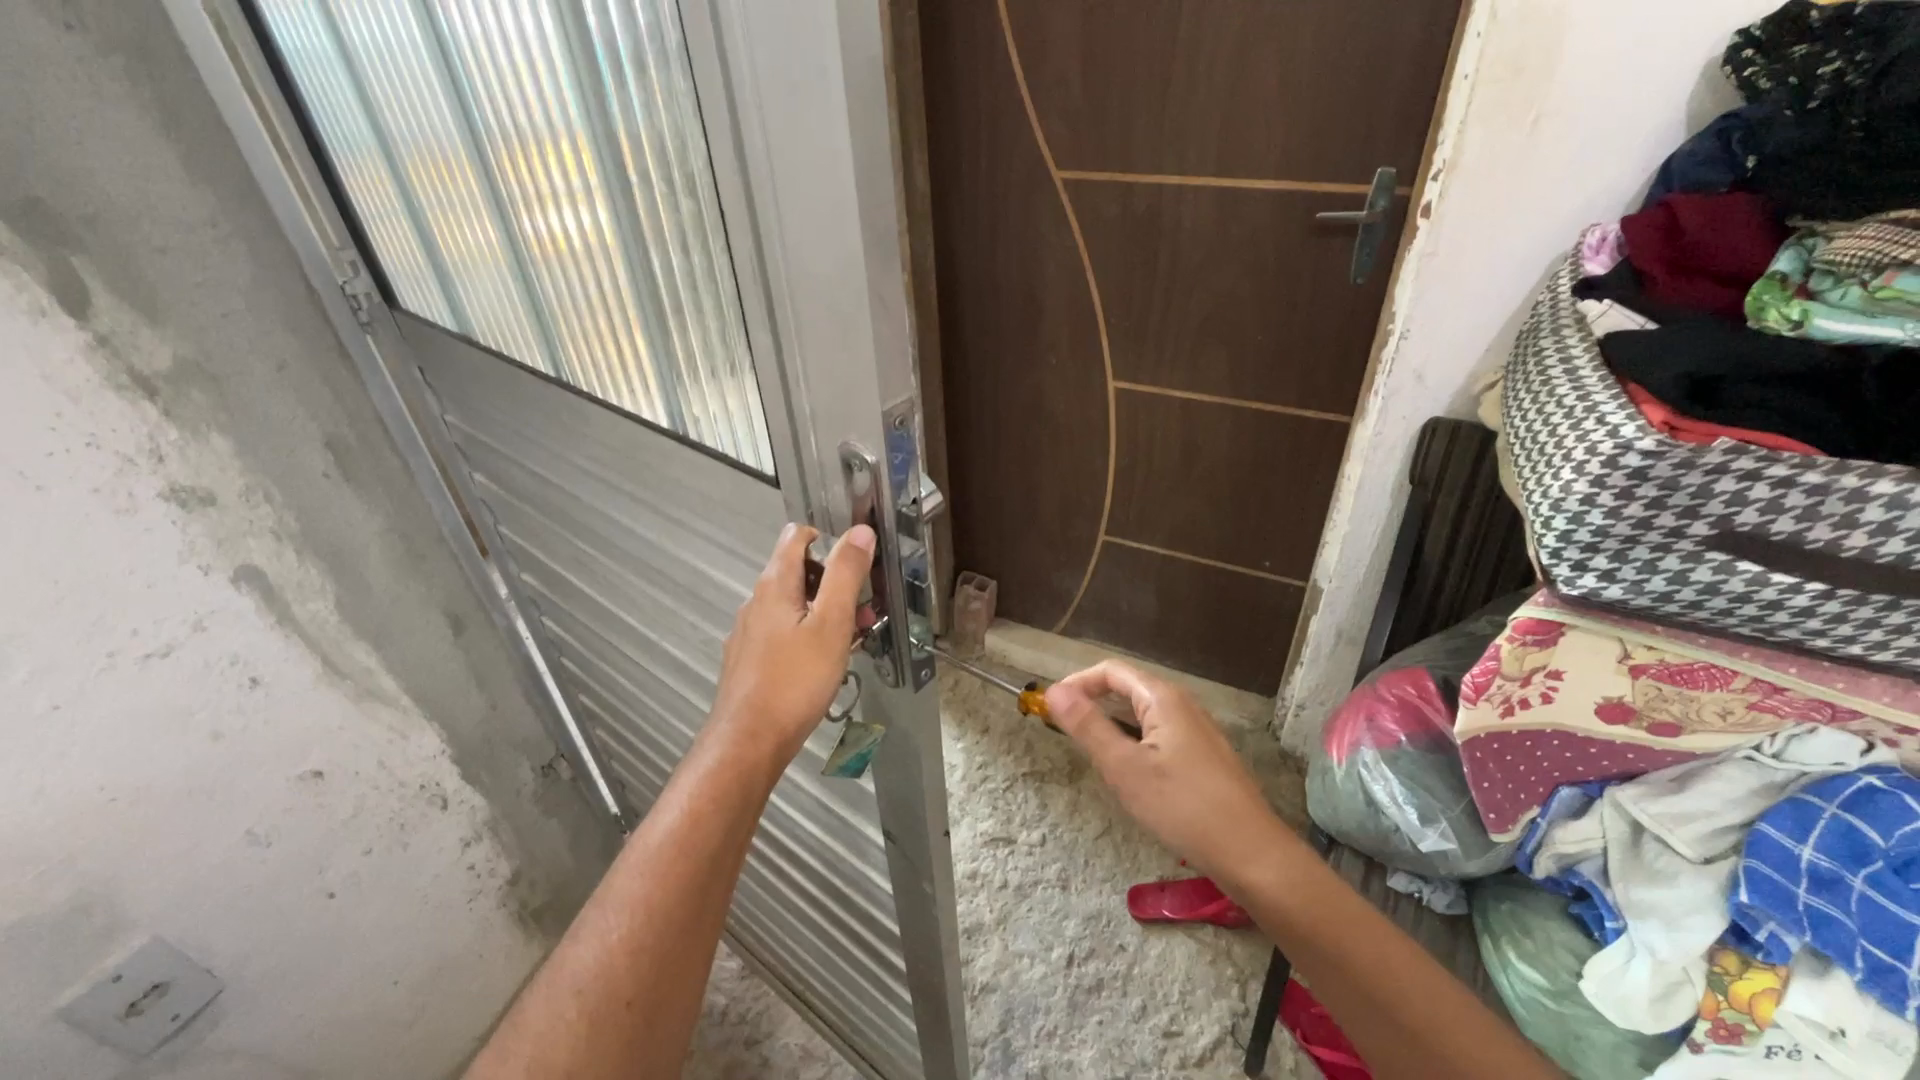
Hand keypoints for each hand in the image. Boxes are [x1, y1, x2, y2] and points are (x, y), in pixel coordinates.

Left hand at [707, 523, 875, 770]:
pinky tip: (825, 664)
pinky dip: (808, 636)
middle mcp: (756, 601)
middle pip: (798, 572)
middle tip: (866, 611)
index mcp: (775, 585)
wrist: (750, 740)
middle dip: (835, 583)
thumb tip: (860, 530)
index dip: (828, 538)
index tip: (857, 561)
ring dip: (826, 612)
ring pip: (793, 606)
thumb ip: (846, 574)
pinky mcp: (749, 660)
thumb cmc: (796, 680)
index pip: (796, 536)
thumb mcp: (832, 623)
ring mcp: (749, 632)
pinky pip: (783, 633)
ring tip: (854, 640)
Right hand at [1046, 661, 1286, 881]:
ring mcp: (1198, 731)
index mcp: (1163, 699)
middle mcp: (1184, 705)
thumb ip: (1088, 726)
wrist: (1250, 852)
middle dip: (1093, 703)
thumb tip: (1053, 691)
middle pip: (1129, 689)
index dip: (1077, 683)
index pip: (1111, 671)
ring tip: (1092, 754)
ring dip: (1113, 725)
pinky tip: (1131, 775)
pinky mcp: (1205, 756)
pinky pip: (1160, 735)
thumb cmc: (1183, 807)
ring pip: (1145, 715)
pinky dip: (1135, 743)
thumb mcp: (1124, 768)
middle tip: (1065, 731)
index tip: (1050, 708)